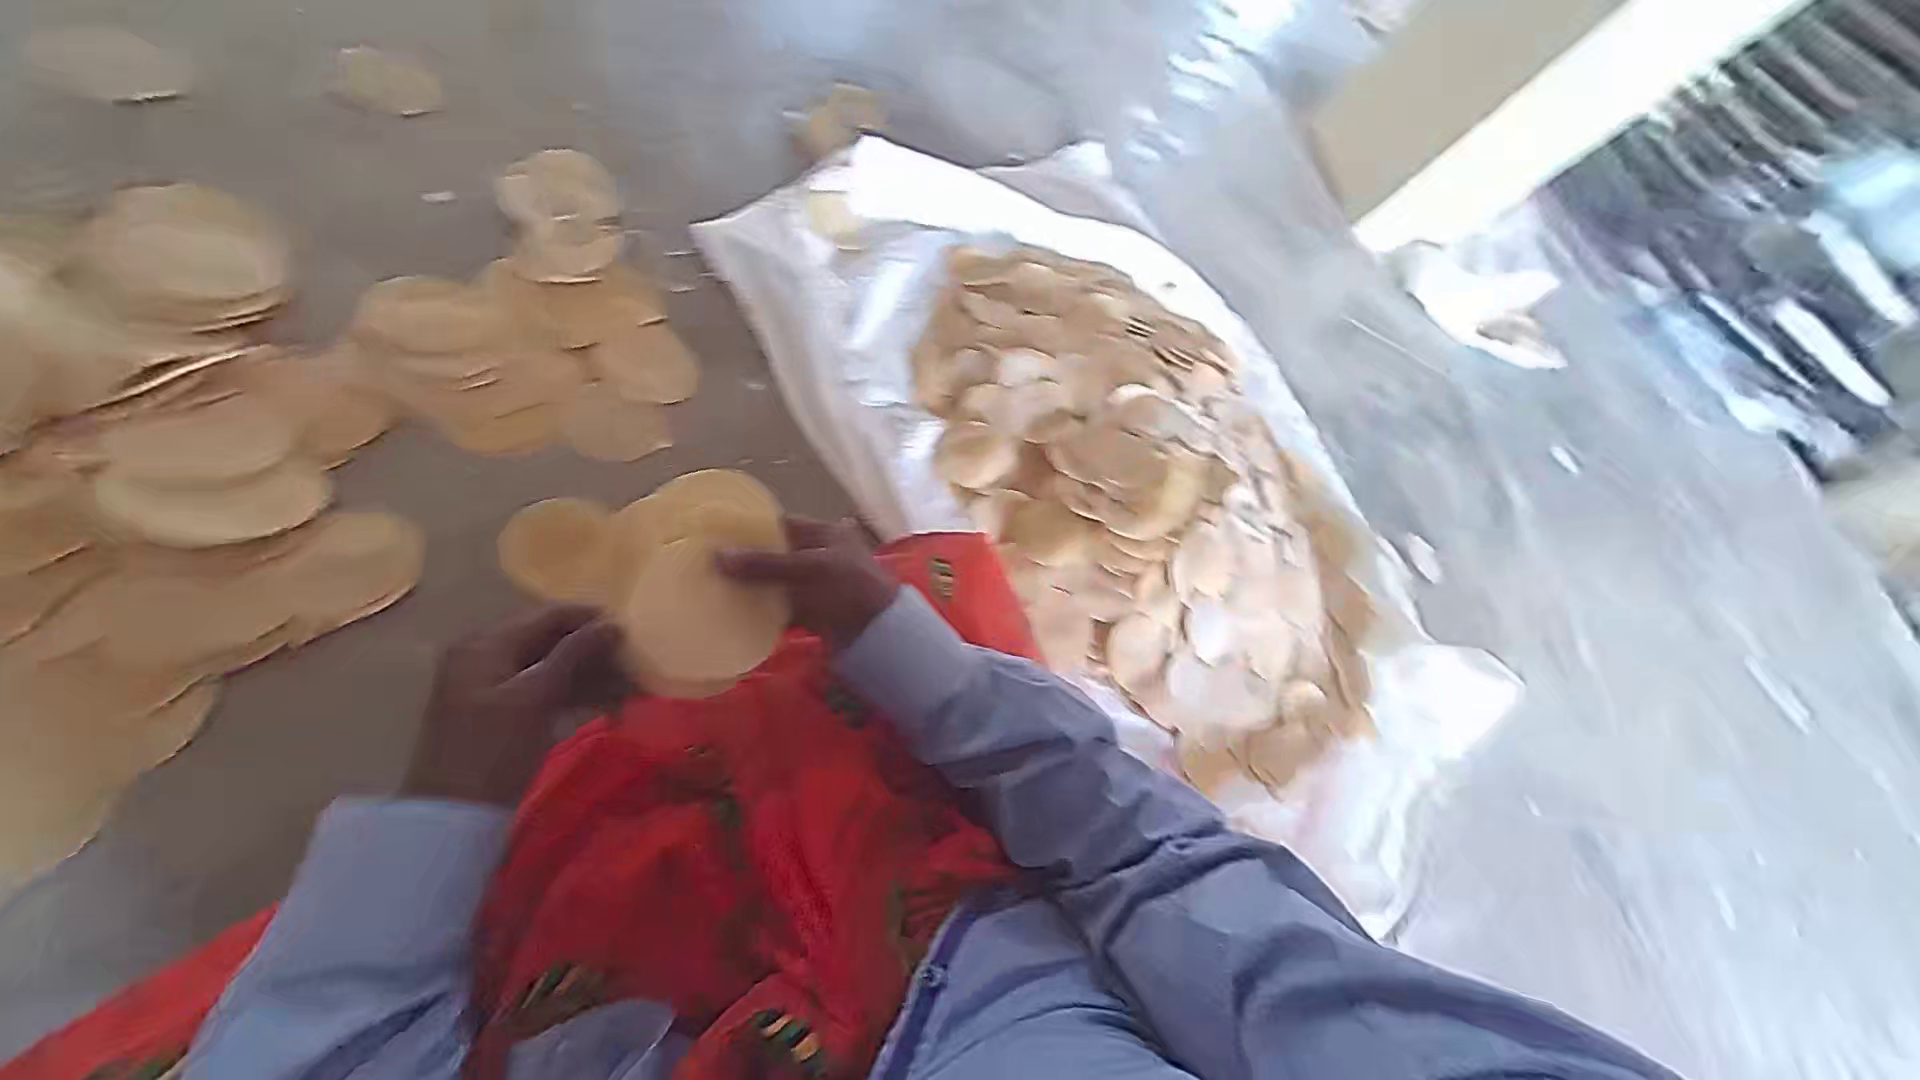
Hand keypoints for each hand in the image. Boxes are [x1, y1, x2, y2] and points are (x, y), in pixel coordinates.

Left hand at [404, 605, 627, 806]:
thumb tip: (612, 623)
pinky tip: (608, 700)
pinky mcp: (503, 708)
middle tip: (632, 658)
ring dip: (589, 670)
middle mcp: (485, 654)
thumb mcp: (537, 695)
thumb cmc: (495, 748)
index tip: (631, 628)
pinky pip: (545, 686)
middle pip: (550, 638)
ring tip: (628, 681)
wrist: (455, 814)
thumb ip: (574, 653)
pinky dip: (575, 690)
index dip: (589, 618)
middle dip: (592, 647)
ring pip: (551, 663)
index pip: (547, 615)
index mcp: (485, 643)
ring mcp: (493, 683)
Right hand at [717, 517, 897, 648]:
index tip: (718, 537)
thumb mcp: (809, 569)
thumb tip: (719, 557)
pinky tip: (739, 616)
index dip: (752, 530)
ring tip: (717, 591)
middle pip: (777, 556)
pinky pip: (784, 610)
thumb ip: (766, 565)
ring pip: (778, 584)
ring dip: (754, 590)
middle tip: (710, 567)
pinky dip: (765, 613)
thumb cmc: (850, 588)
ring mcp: (819, 586)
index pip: (782, 526)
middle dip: (748, 563)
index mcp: (826, 534)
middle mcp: (822, 556)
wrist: (880, 633)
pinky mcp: (816, 614)